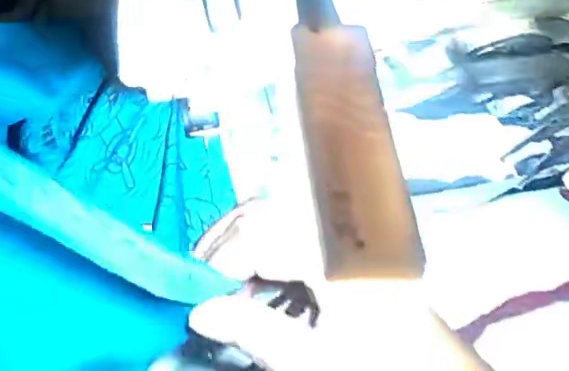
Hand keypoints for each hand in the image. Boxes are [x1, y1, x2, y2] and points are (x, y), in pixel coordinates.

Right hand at [189, 198, 493, 370]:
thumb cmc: (376, 367)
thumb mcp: (312, 362)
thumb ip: (252, 331)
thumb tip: (200, 312)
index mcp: (327, 245)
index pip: (256, 233)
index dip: (218, 260)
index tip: (191, 291)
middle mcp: (336, 223)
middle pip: (267, 213)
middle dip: (228, 243)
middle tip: (200, 280)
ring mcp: (348, 229)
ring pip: (283, 215)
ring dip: (249, 241)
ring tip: (224, 277)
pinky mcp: (357, 241)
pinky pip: (303, 227)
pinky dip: (276, 245)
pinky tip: (262, 275)